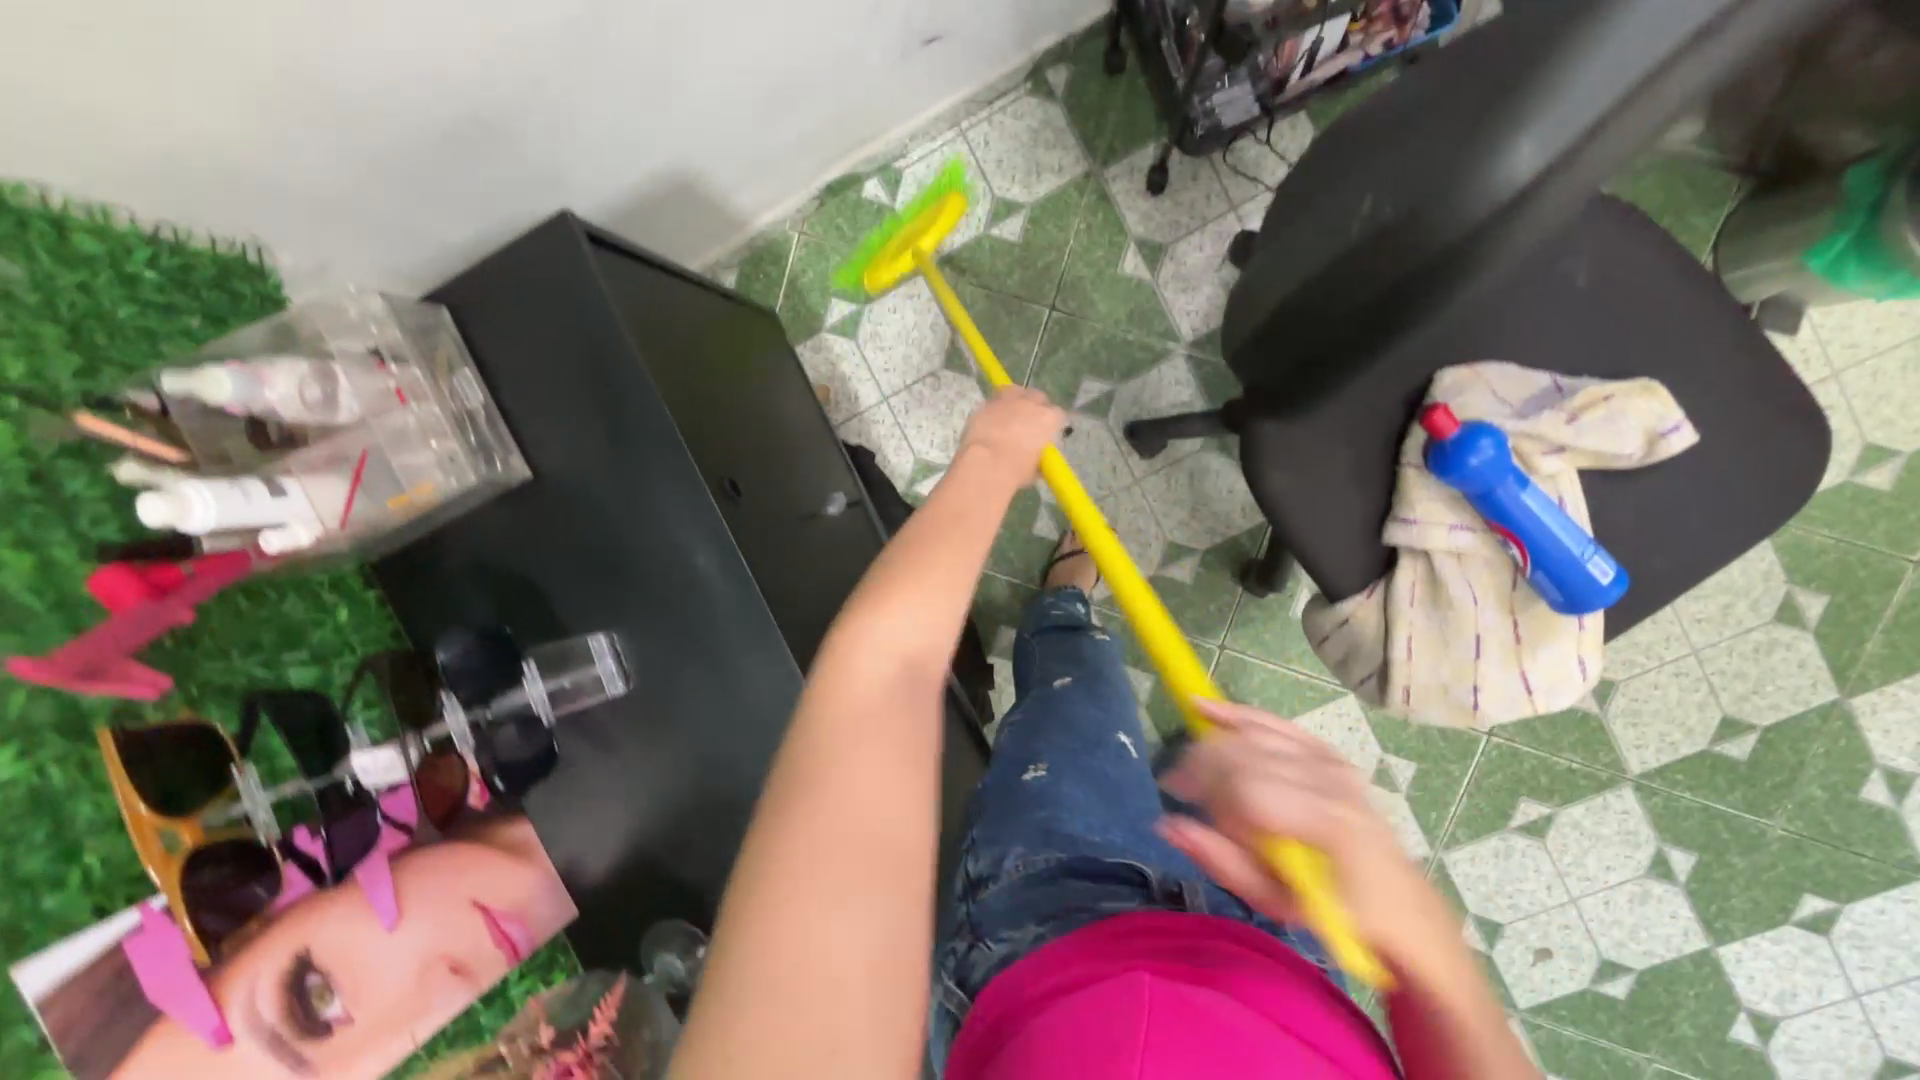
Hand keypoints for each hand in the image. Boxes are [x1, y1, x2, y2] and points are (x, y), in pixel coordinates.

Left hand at [955, 386, 1065, 488]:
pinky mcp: (987, 403)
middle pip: (1038, 397)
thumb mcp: (1036, 467)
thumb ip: (1038, 455)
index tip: (1046, 435)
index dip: (1052, 425)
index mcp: (1049, 419)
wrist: (986, 464)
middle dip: (1035, 407)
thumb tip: (1034, 456)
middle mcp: (1031, 403)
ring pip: (1016, 391)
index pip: (1058, 415)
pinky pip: (995, 399)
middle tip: (1027, 423)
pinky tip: (992, 420)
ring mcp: (1008, 400)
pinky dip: (996, 407)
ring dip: (1015, 400)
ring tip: (1009, 415)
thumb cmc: (1016, 470)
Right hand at [1158, 698, 1460, 975]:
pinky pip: (1274, 723)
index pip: (1246, 786)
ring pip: (1255, 735)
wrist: (1397, 899)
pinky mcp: (1327, 752)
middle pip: (1246, 754)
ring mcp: (1331, 761)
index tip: (1178, 799)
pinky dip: (1237, 715)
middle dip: (1203, 765)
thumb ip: (1222, 861)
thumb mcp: (1275, 901)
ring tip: (1188, 767)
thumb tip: (1170, 825)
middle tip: (1179, 788)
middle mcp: (1330, 780)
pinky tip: (1204, 708)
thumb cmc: (1335, 910)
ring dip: (1213, 744)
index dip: (1206, 788)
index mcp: (1324, 822)